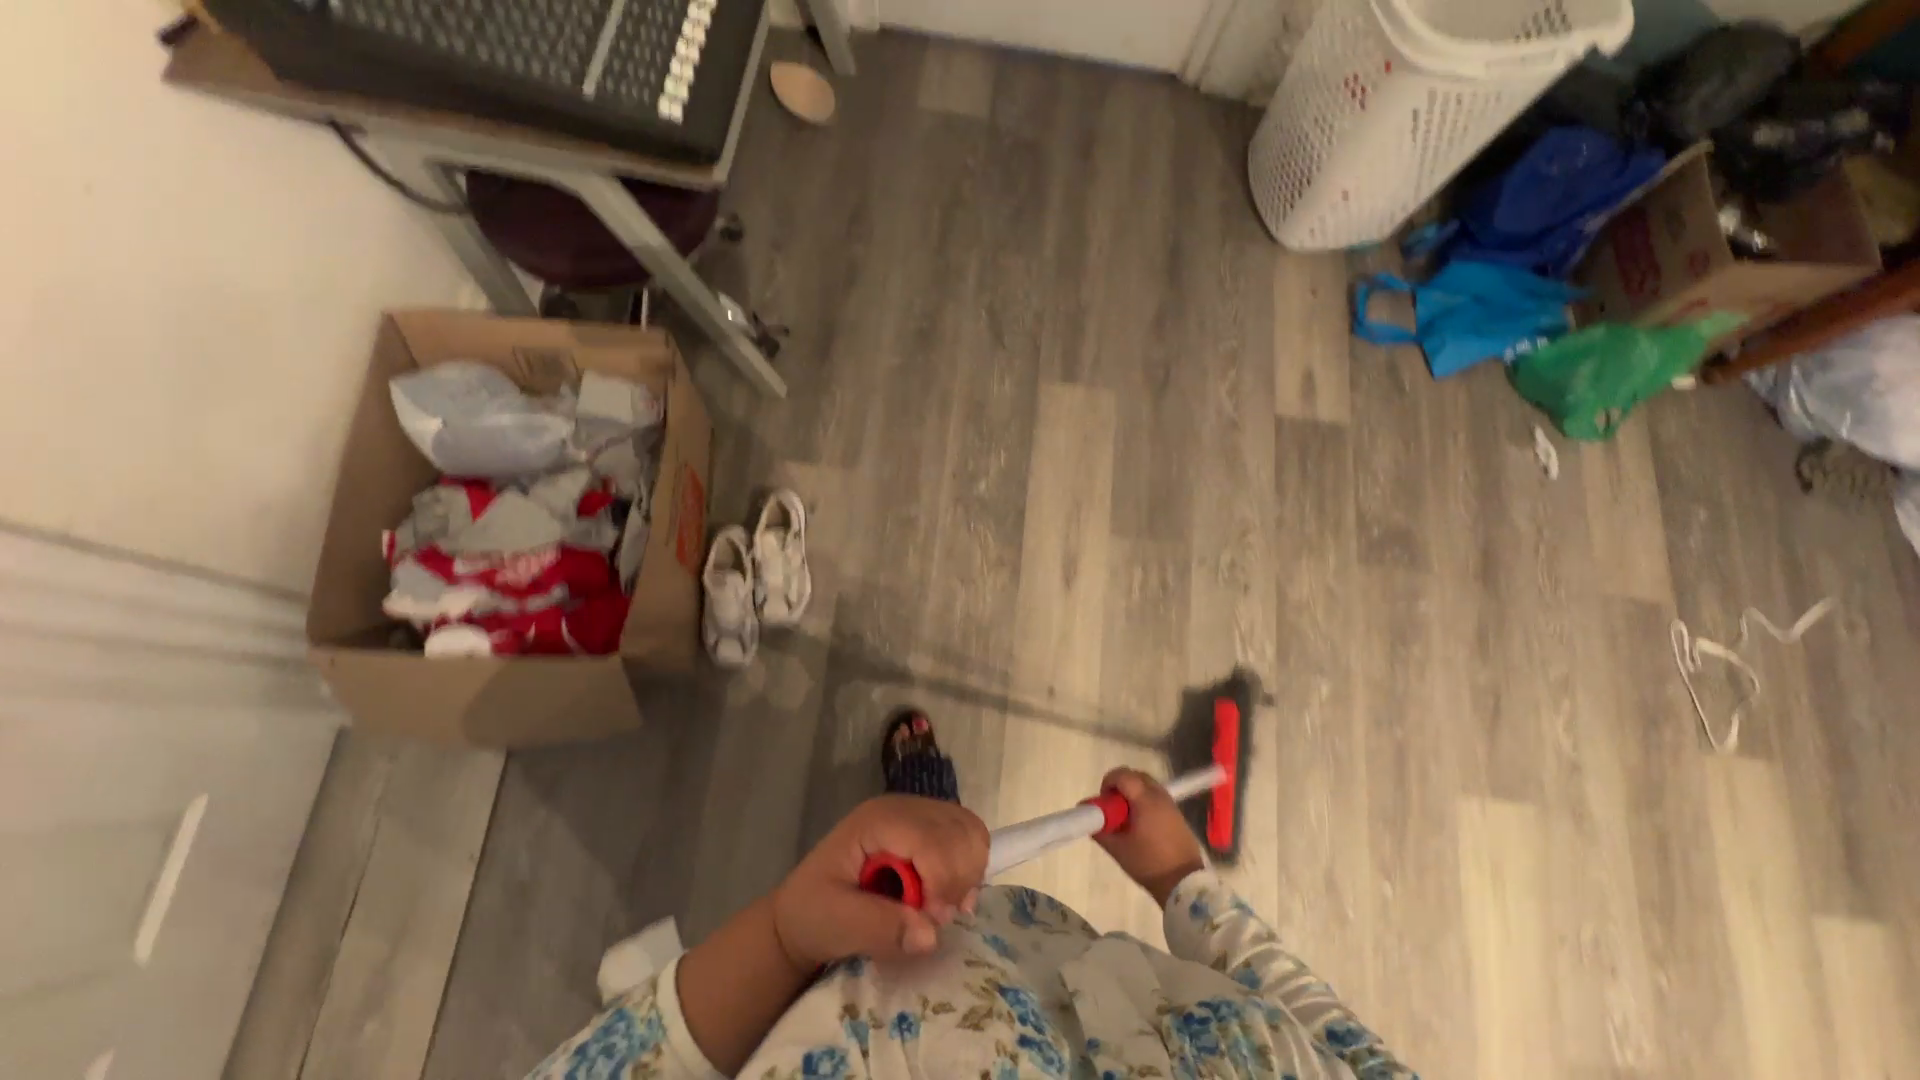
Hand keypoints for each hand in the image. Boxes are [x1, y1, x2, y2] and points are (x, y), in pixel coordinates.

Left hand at [769, 795, 988, 969]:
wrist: (803, 915)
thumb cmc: (814, 914)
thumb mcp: (836, 924)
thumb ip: (880, 927)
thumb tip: (932, 935)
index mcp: (877, 821)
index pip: (932, 838)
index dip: (943, 880)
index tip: (934, 921)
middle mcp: (903, 808)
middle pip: (960, 830)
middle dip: (959, 879)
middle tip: (937, 917)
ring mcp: (918, 815)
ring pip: (971, 832)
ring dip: (968, 874)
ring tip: (943, 907)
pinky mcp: (929, 830)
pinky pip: (968, 840)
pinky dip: (969, 869)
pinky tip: (948, 896)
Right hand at [1094, 767, 1206, 906]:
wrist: (1184, 882)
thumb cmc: (1148, 863)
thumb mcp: (1117, 849)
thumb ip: (1100, 829)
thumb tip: (1087, 815)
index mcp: (1145, 801)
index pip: (1123, 775)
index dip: (1109, 781)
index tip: (1104, 800)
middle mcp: (1160, 796)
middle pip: (1137, 776)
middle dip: (1121, 785)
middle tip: (1113, 806)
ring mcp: (1171, 804)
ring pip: (1148, 785)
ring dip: (1134, 793)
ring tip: (1126, 816)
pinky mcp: (1178, 815)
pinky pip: (1157, 797)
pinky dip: (1145, 801)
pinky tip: (1141, 824)